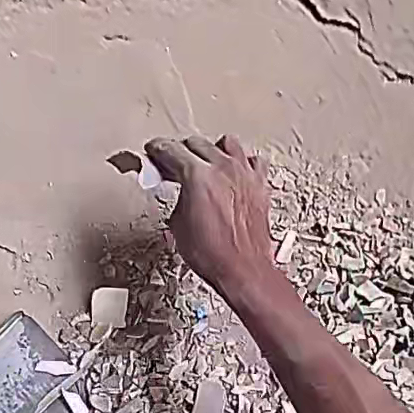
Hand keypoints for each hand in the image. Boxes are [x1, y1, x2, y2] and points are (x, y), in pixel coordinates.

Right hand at [145, 135, 281, 302]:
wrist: (242, 269)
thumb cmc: (212, 254)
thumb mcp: (178, 225)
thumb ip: (178, 197)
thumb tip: (180, 191)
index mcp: (197, 176)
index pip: (170, 150)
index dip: (157, 150)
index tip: (153, 151)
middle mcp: (223, 169)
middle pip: (197, 143)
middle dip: (181, 151)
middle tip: (173, 163)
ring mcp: (244, 174)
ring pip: (226, 144)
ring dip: (212, 150)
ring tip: (205, 163)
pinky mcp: (259, 184)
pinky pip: (251, 160)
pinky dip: (240, 162)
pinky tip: (234, 172)